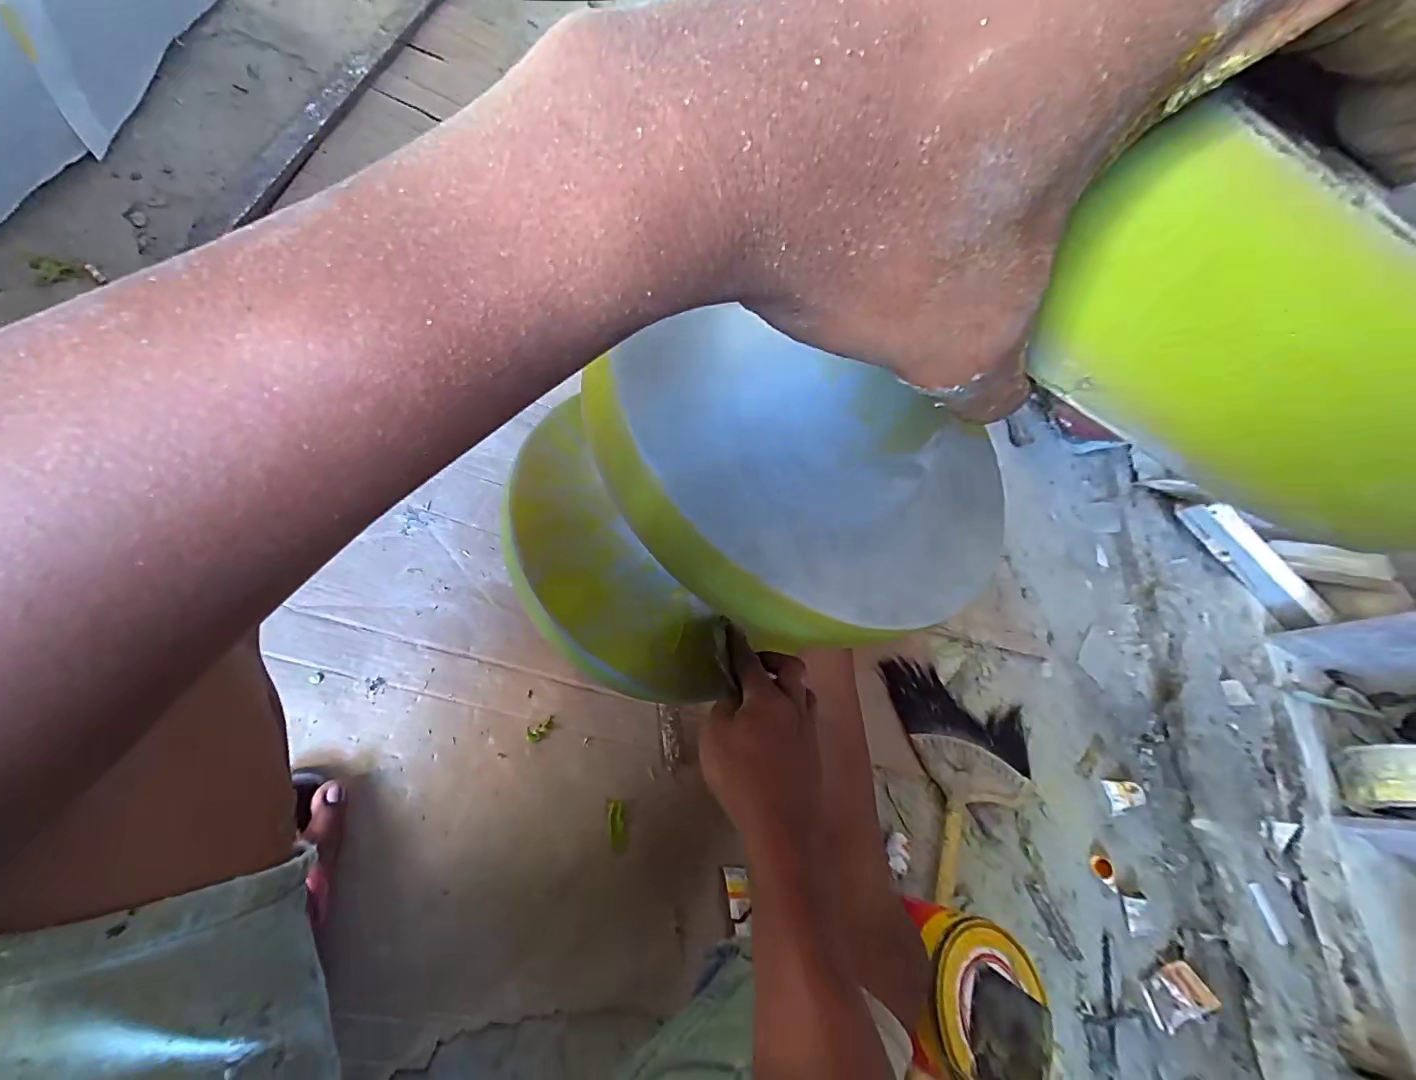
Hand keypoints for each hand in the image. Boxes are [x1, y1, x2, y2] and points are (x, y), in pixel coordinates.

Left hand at [550, 0, 1349, 417]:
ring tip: (1040, 157)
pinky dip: (975, 55)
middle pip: (1221, 6)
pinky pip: (966, 14)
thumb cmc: (850, 220)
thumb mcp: (950, 321)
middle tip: (1188, 167)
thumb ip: (995, 364)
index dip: (1386, 93)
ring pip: (1073, 13)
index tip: (1352, 165)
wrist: (685, 140)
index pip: (1381, 10)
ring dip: (1084, 69)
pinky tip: (918, 121)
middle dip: (1228, 83)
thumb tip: (991, 396)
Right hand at [699, 628, 822, 851]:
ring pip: (804, 692)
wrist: (781, 825)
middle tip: (752, 664)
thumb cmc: (739, 776)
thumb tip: (734, 693)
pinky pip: (806, 714)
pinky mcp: (815, 749)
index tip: (728, 632)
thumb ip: (724, 707)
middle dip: (772, 659)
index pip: (750, 662)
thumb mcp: (714, 737)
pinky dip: (792, 707)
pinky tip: (777, 722)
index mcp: (767, 699)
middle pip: (791, 668)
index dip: (737, 646)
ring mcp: (810, 728)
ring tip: (766, 692)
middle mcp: (794, 706)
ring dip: (787, 684)